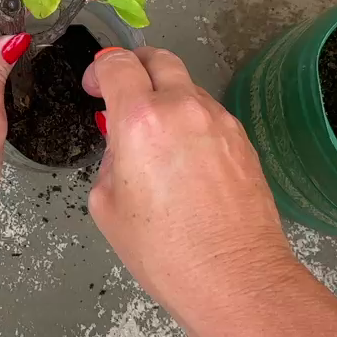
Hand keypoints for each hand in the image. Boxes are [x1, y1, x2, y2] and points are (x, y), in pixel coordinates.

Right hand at [83, 47, 301, 316]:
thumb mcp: (107, 205)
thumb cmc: (164, 252)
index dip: (100, 70)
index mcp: (141, 119)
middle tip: (123, 91)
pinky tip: (186, 158)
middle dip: (135, 66)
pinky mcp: (242, 138)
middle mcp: (182, 107)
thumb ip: (111, 159)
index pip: (118, 64)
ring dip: (166, 95)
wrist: (236, 279)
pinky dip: (190, 119)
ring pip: (187, 85)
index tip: (94, 88)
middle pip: (158, 58)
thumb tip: (125, 146)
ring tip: (156, 136)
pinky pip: (209, 112)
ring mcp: (218, 120)